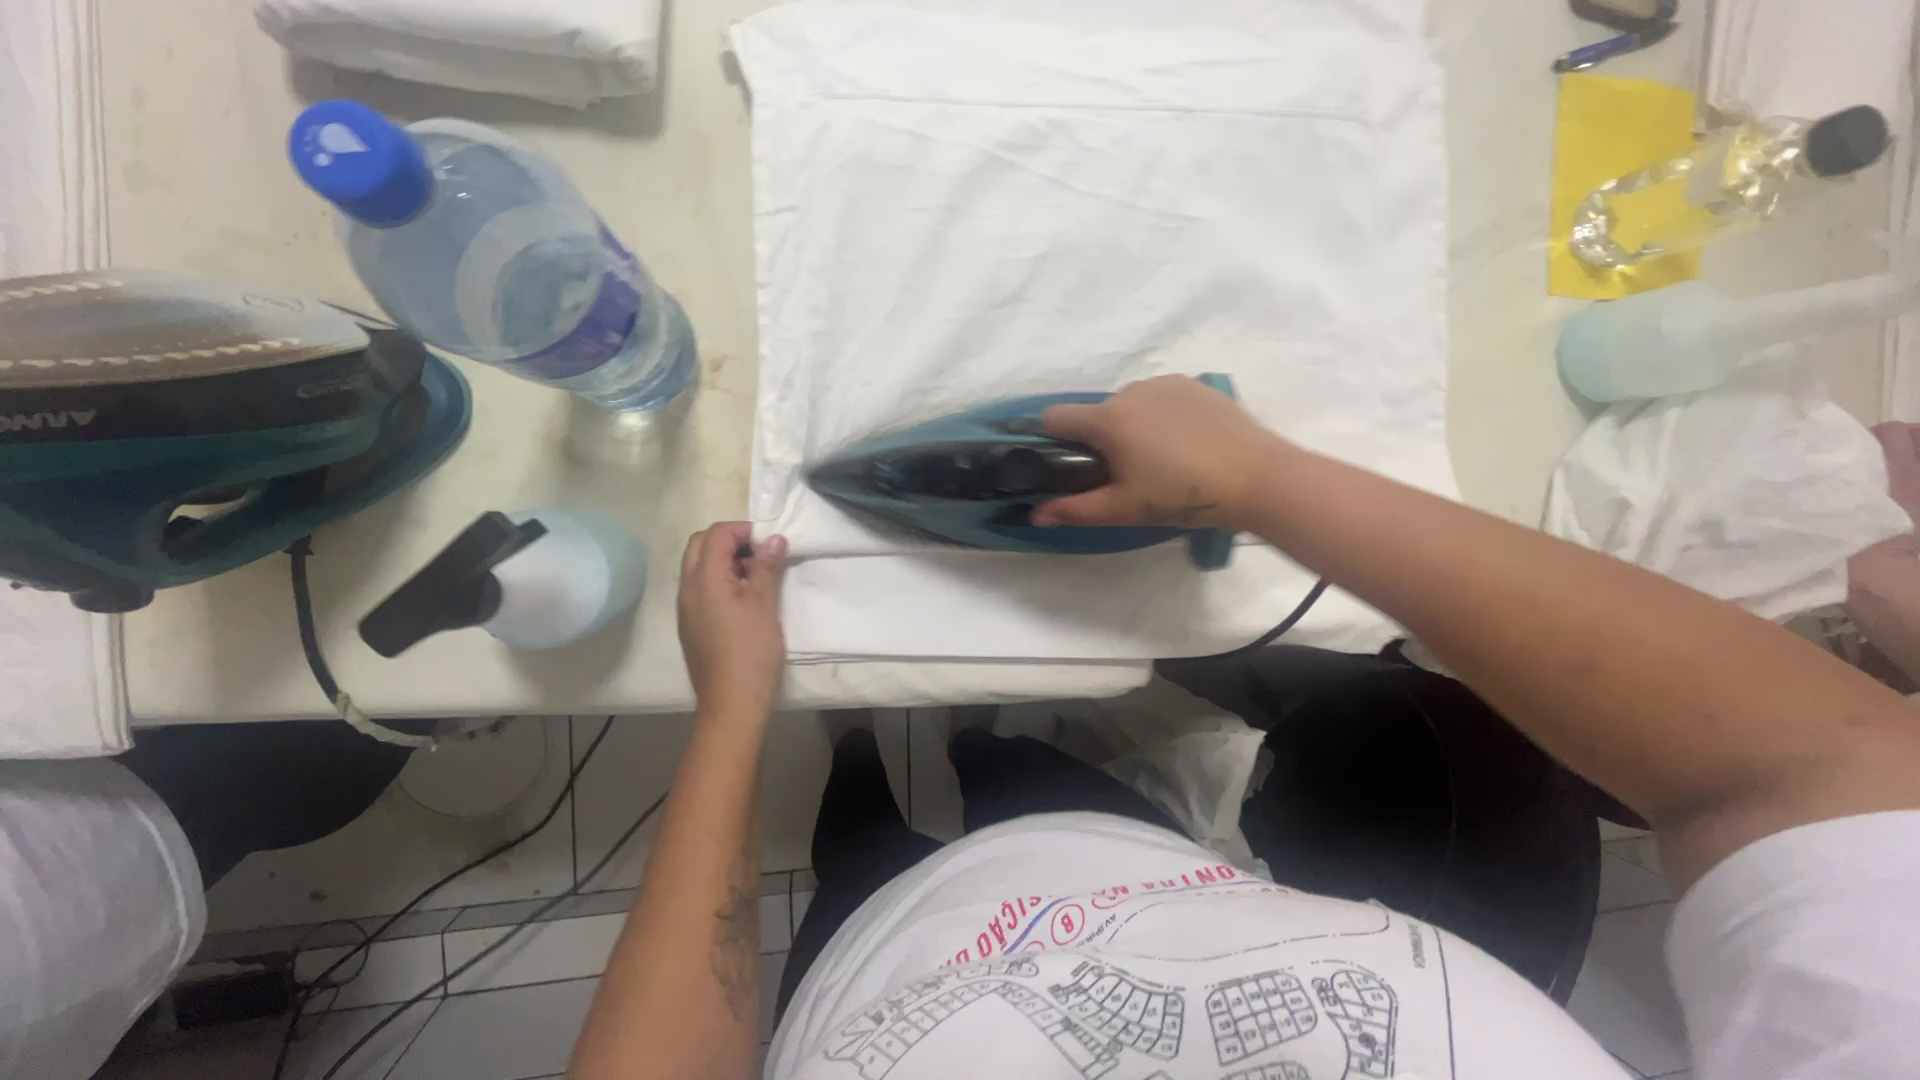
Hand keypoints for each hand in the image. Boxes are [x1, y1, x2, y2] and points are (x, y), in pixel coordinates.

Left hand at [677, 522, 788, 716]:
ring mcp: (686, 609)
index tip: (771, 543)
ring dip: (725, 562)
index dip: (744, 530)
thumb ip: (767, 567)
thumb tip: (773, 539)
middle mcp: (687, 589)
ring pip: (698, 567)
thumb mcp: (765, 605)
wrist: (731, 704)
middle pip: (700, 546)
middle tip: (762, 556)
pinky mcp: (692, 626)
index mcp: (703, 579)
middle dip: (731, 541)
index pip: (716, 534)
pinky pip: (701, 589)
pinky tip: (745, 601)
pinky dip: (720, 582)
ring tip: (758, 578)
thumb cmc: (751, 652)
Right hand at [1032, 375, 1285, 530]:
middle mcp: (1131, 391)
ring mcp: (1166, 383)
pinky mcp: (1195, 384)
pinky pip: (1162, 398)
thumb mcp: (1125, 510)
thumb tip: (1035, 515)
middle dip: (1101, 441)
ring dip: (1133, 427)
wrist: (1258, 478)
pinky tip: (1187, 444)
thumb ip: (1075, 510)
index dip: (1052, 440)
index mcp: (1108, 419)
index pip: (1054, 416)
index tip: (1068, 465)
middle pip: (1096, 414)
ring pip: (1130, 405)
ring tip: (1163, 461)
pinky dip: (1162, 417)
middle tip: (1128, 476)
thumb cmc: (1183, 496)